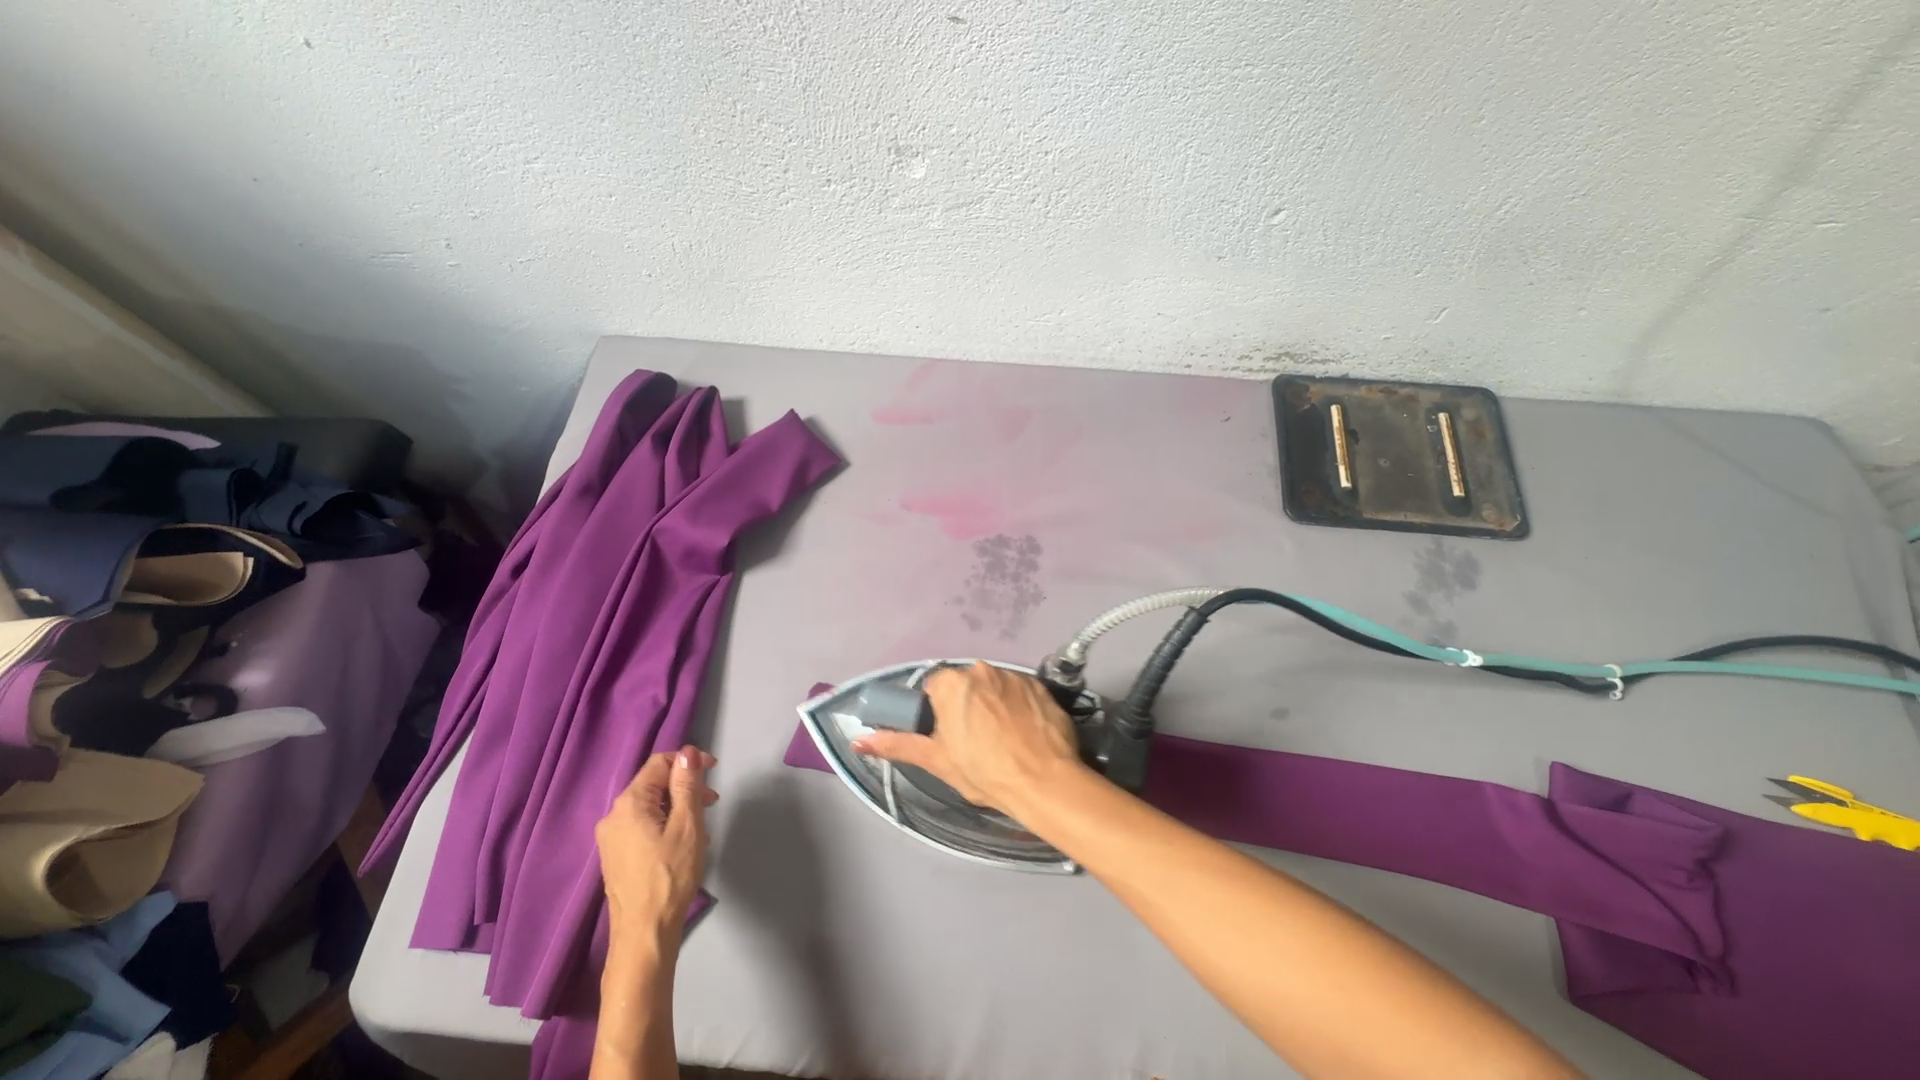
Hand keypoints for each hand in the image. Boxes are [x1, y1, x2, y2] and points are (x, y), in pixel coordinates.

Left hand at [595, 746, 717, 944]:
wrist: (644, 933)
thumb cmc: (670, 876)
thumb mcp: (687, 826)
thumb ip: (687, 786)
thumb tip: (687, 753)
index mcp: (629, 803)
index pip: (659, 763)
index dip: (688, 761)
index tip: (714, 771)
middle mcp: (613, 816)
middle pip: (653, 785)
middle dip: (685, 787)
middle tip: (712, 803)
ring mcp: (611, 839)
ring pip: (649, 808)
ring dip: (678, 809)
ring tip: (702, 829)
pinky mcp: (616, 858)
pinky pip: (643, 828)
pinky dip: (666, 826)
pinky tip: (683, 846)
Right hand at [852, 662, 1084, 813]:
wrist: (1044, 781)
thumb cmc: (983, 771)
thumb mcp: (936, 760)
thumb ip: (897, 744)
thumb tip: (858, 740)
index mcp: (952, 683)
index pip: (933, 689)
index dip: (937, 713)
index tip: (946, 737)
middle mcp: (982, 669)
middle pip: (965, 686)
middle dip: (965, 708)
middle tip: (973, 743)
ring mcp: (1014, 675)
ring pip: (993, 688)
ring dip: (993, 706)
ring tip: (1002, 741)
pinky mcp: (1041, 686)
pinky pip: (1020, 693)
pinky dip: (1018, 708)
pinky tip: (1023, 734)